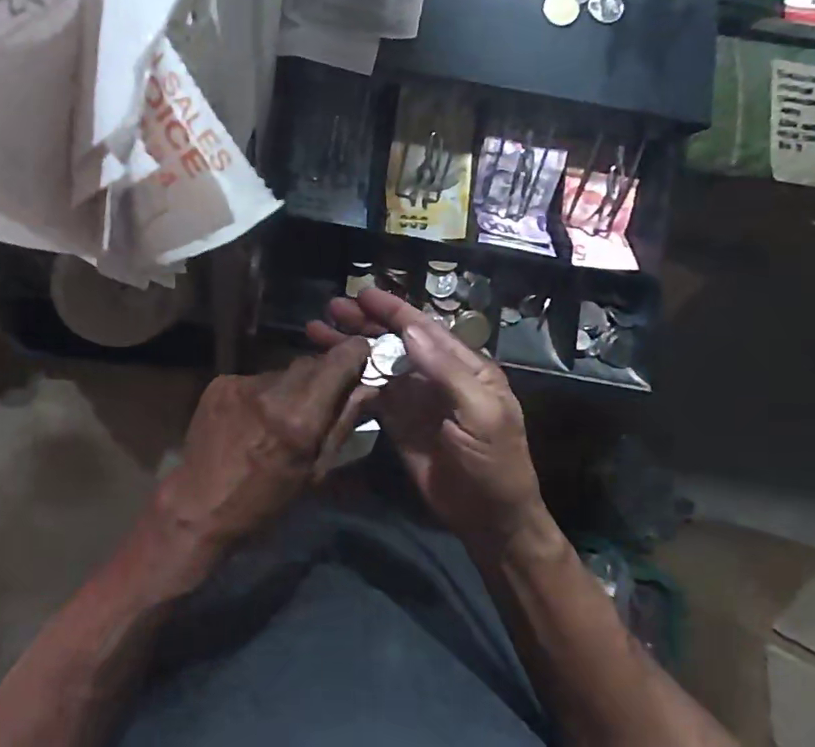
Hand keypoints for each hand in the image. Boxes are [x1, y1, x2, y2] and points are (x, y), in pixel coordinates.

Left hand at [154, 338, 374, 551]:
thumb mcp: (314, 472)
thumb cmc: (264, 503)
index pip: (339, 360)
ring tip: (282, 419)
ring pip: (282, 373)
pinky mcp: (221, 383)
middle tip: (325, 400)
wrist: (197, 507)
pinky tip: (254, 421)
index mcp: (300, 416)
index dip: (357, 353)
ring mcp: (242, 383)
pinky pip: (256, 380)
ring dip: (292, 388)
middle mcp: (272, 389)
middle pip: (311, 363)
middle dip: (325, 375)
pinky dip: (264, 394)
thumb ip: (343, 423)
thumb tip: (370, 387)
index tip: (366, 356)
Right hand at [308, 288, 549, 551]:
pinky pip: (372, 393)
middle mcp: (437, 376)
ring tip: (318, 331)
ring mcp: (416, 399)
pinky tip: (329, 368)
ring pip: (379, 363)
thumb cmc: (496, 462)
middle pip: (396, 341)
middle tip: (331, 308)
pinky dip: (351, 378)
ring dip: (351, 346)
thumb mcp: (481, 413)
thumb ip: (446, 371)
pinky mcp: (398, 423)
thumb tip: (411, 328)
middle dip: (364, 322)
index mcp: (465, 367)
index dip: (393, 310)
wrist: (491, 520)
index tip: (363, 294)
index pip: (424, 329)